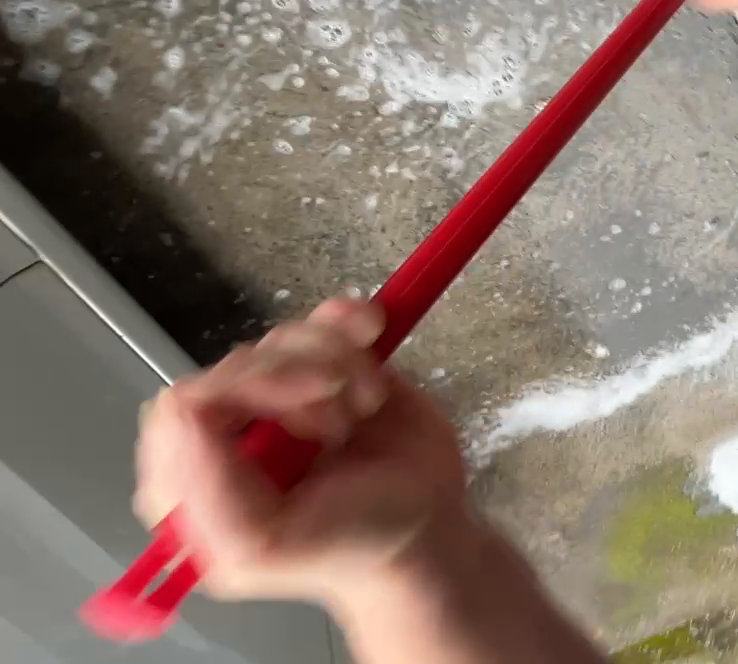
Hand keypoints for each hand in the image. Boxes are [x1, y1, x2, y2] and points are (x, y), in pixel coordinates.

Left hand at [134, 298, 471, 609]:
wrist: (429, 522)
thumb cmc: (347, 544)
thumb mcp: (262, 545)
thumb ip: (208, 490)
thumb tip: (183, 408)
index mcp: (197, 472)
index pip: (193, 398)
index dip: (255, 385)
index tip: (319, 397)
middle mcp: (237, 426)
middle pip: (247, 361)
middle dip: (309, 377)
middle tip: (348, 418)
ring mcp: (292, 391)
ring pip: (292, 336)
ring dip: (344, 360)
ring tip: (368, 407)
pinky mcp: (343, 366)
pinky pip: (333, 318)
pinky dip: (356, 318)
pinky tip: (376, 335)